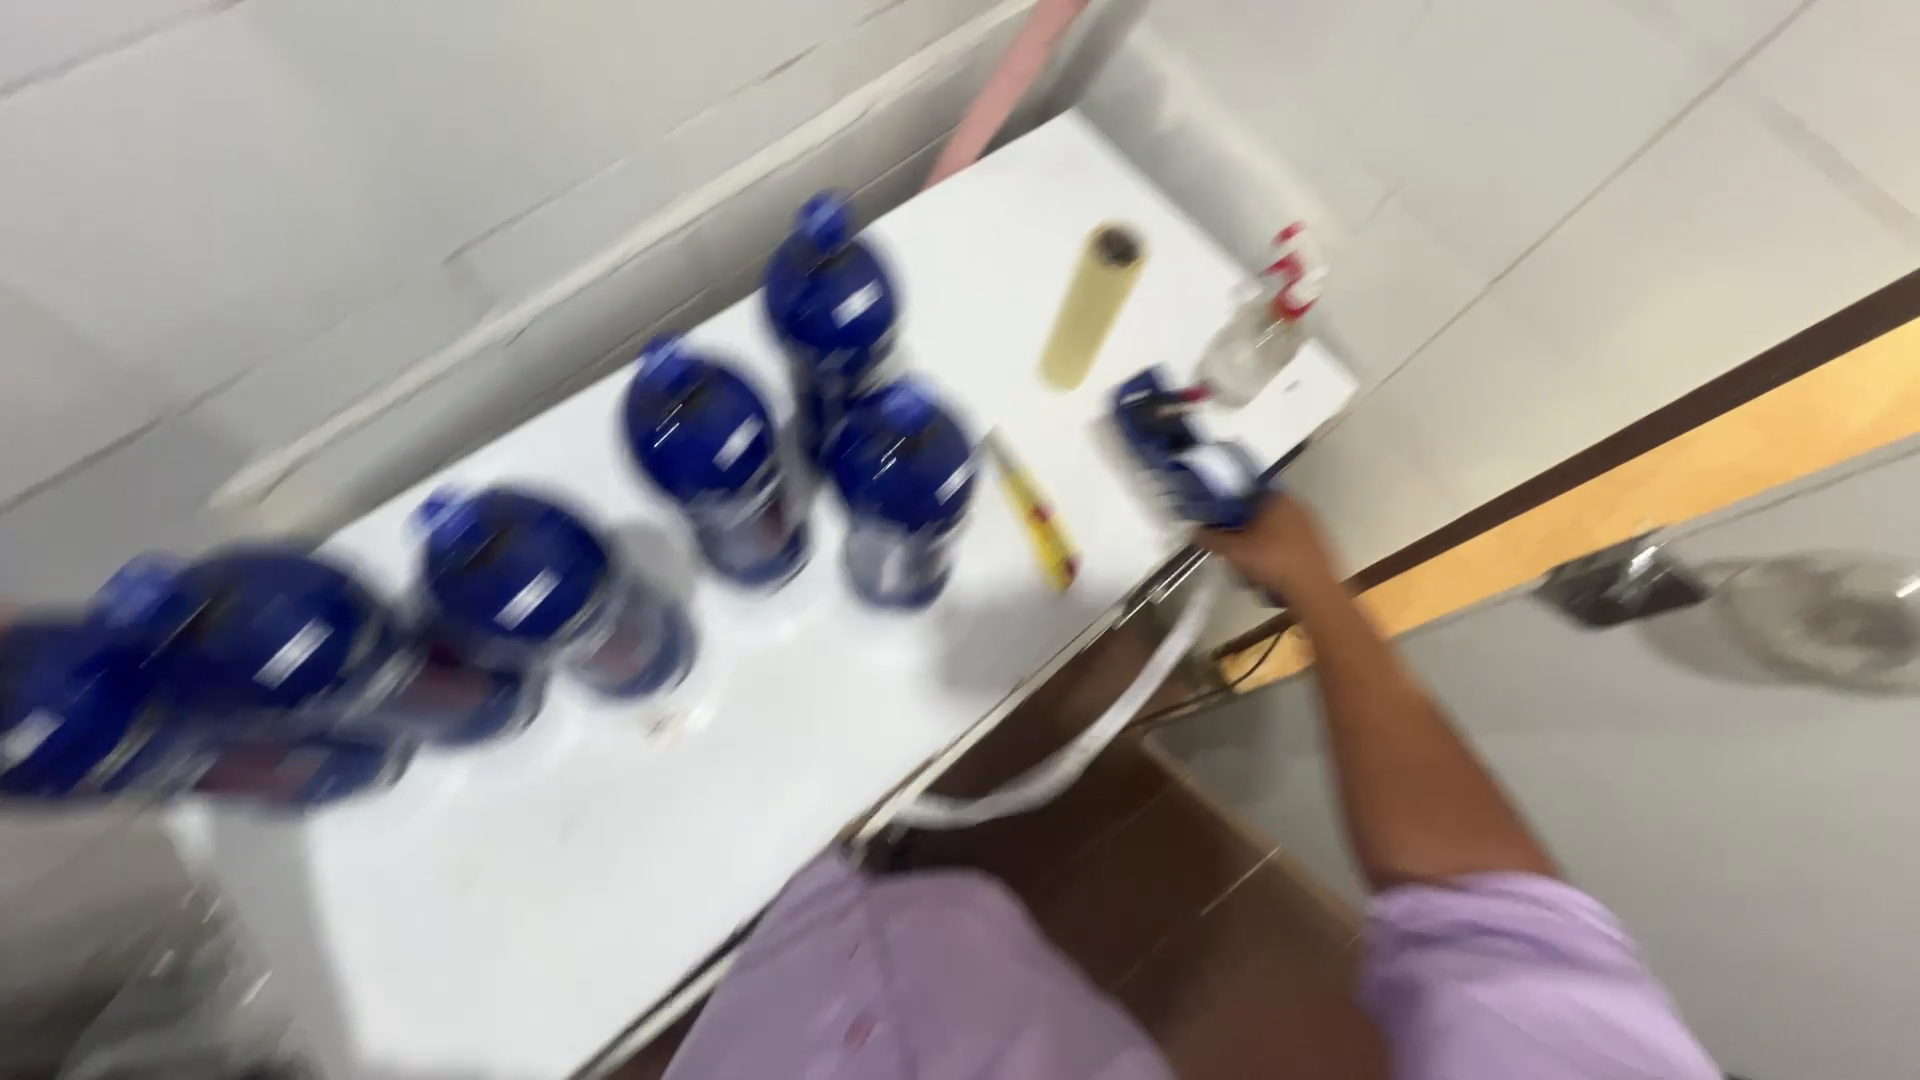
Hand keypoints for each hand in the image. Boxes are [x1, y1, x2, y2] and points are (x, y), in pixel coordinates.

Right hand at [1193, 492, 1344, 603]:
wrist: (1313, 591)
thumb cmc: (1272, 562)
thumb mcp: (1232, 551)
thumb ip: (1210, 538)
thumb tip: (1194, 532)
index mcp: (1276, 497)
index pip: (1244, 494)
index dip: (1228, 510)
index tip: (1219, 525)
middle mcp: (1296, 505)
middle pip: (1258, 516)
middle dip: (1243, 533)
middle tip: (1234, 552)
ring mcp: (1311, 525)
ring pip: (1273, 534)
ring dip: (1259, 549)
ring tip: (1251, 570)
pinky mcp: (1319, 545)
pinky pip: (1288, 547)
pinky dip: (1276, 558)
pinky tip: (1270, 576)